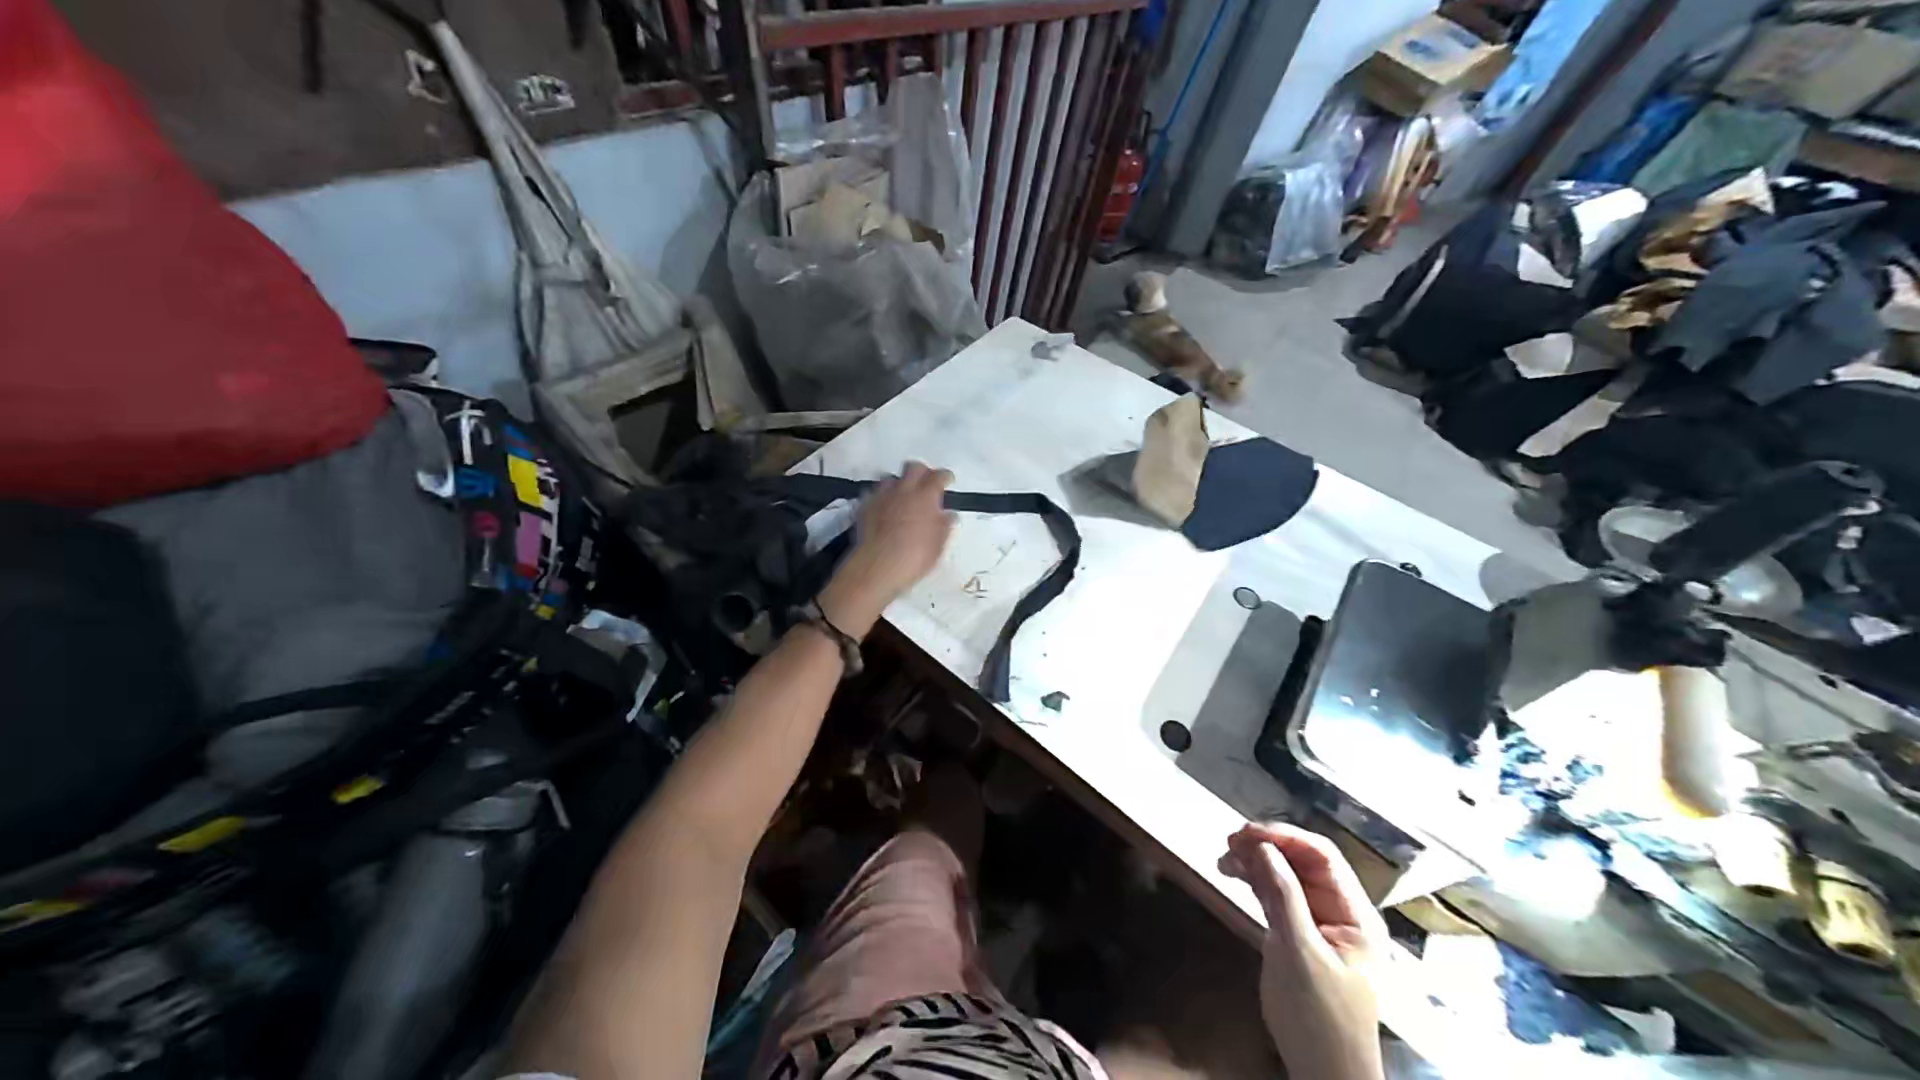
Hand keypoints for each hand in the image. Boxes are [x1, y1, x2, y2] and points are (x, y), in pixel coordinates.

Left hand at [818, 462, 953, 636]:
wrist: (878, 566)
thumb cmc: (914, 557)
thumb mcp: (938, 545)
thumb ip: (944, 526)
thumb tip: (949, 515)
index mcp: (926, 497)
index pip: (938, 476)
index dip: (945, 476)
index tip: (947, 480)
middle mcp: (904, 490)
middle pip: (913, 467)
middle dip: (922, 471)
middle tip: (925, 482)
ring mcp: (882, 497)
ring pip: (891, 478)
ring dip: (899, 484)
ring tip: (902, 496)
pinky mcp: (865, 506)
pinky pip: (874, 494)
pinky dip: (882, 498)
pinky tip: (883, 509)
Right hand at [1220, 822, 1388, 1079]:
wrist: (1324, 1076)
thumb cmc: (1319, 1018)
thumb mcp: (1298, 954)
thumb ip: (1283, 896)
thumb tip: (1262, 846)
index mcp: (1356, 916)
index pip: (1322, 856)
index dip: (1285, 836)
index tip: (1246, 832)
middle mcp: (1341, 913)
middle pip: (1304, 862)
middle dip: (1268, 846)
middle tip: (1229, 842)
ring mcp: (1320, 924)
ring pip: (1288, 876)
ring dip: (1258, 861)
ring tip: (1225, 857)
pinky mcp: (1299, 936)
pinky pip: (1278, 895)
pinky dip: (1256, 881)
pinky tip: (1234, 874)